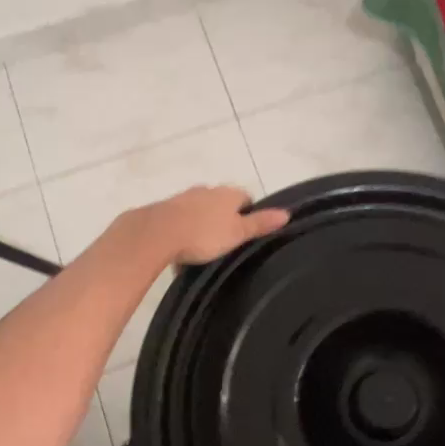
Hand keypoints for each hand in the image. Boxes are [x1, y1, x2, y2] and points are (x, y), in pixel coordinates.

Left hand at [129, 186, 290, 265]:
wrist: (157, 233)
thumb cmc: (205, 233)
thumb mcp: (238, 232)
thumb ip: (260, 223)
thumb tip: (287, 213)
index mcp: (228, 193)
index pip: (245, 198)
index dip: (248, 215)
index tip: (246, 235)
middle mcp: (206, 190)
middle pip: (221, 204)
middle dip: (223, 221)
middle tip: (225, 245)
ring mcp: (184, 198)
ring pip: (199, 212)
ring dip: (202, 227)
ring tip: (202, 253)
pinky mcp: (165, 210)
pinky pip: (180, 222)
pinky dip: (184, 234)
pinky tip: (181, 255)